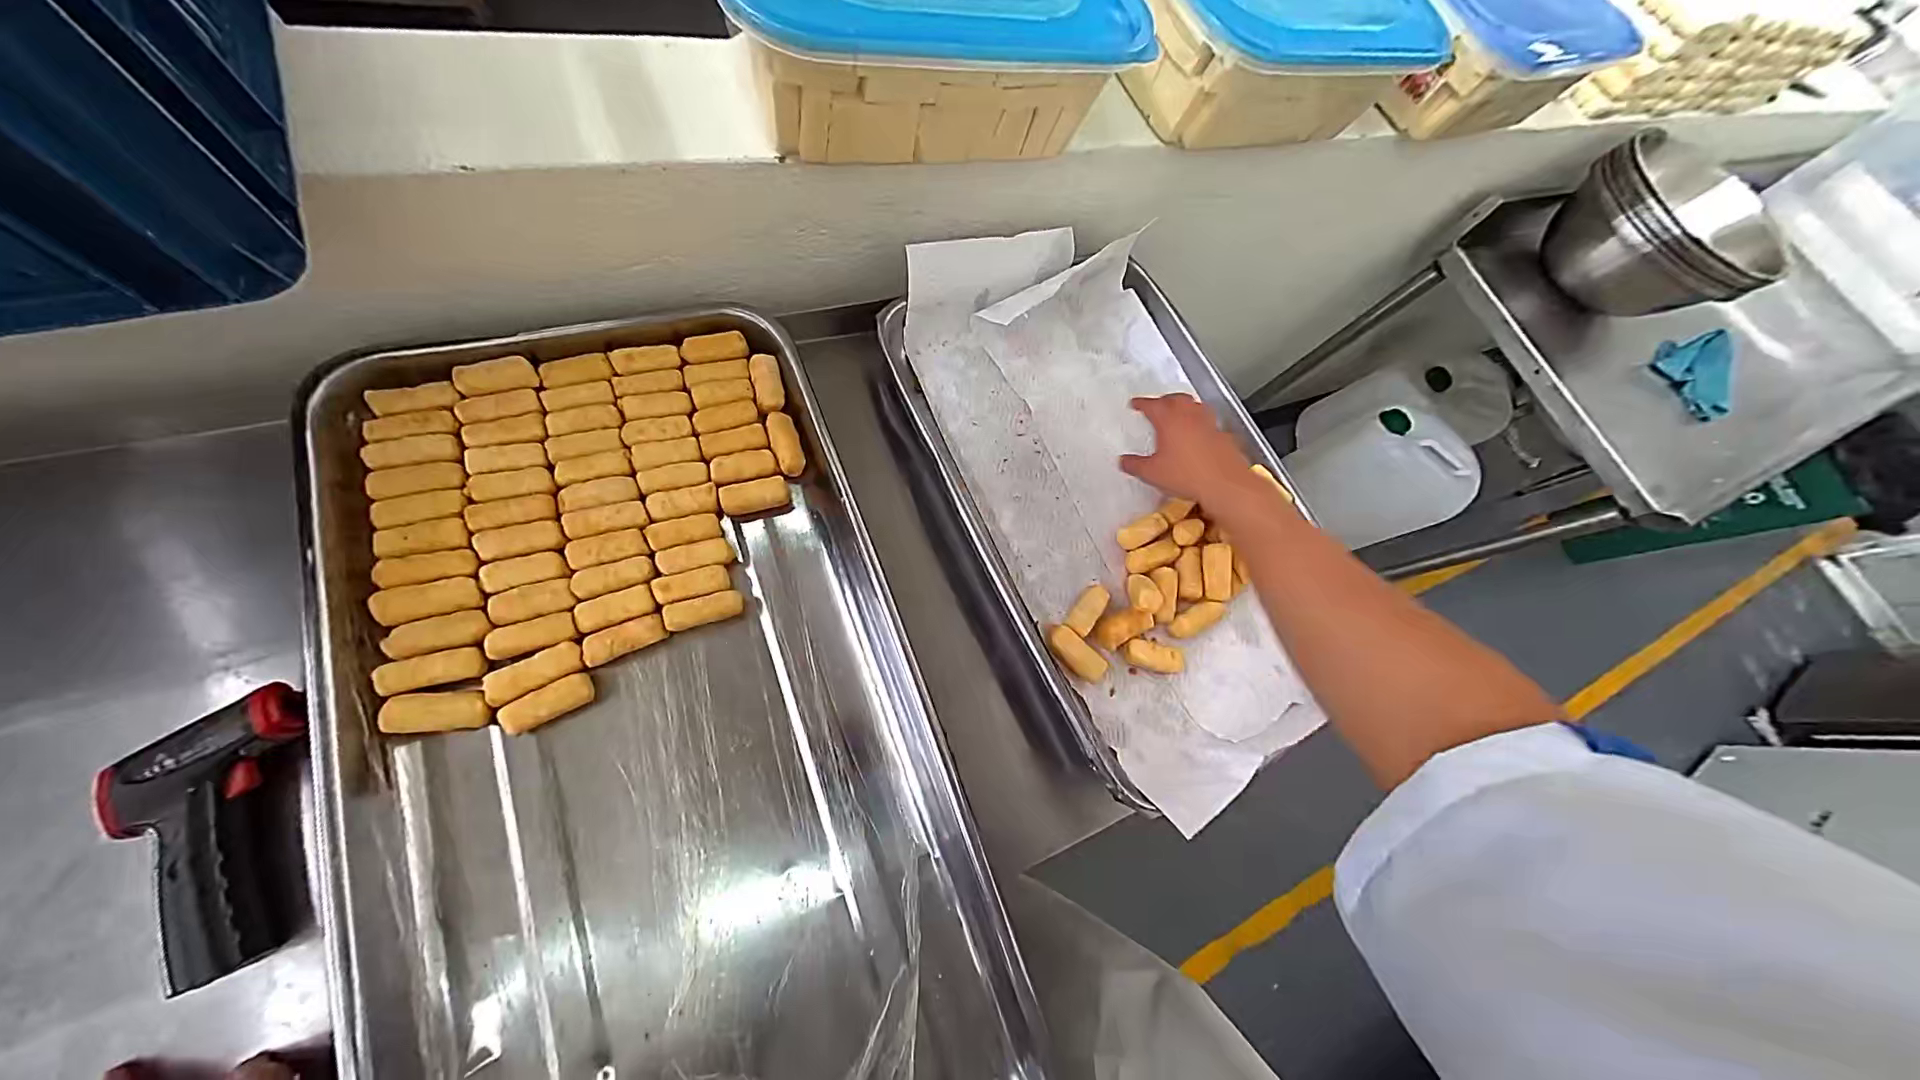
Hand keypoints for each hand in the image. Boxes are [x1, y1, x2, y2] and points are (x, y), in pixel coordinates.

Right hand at [1119, 394, 1253, 506]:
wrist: (1224, 484)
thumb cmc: (1186, 475)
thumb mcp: (1151, 473)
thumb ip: (1134, 465)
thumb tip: (1124, 461)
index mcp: (1168, 419)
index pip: (1151, 404)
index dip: (1141, 403)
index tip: (1135, 404)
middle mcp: (1189, 415)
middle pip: (1175, 399)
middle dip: (1164, 400)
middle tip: (1156, 406)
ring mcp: (1209, 423)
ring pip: (1194, 406)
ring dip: (1184, 407)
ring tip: (1177, 414)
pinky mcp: (1223, 434)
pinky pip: (1208, 422)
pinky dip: (1199, 423)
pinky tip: (1197, 434)